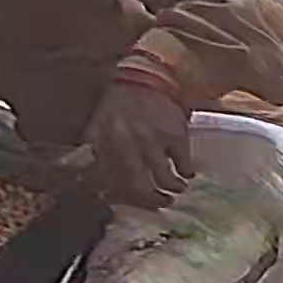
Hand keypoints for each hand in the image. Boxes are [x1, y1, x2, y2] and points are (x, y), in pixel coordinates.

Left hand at [84, 80, 191, 208]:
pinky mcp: (175, 139)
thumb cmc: (126, 102)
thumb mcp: (104, 121)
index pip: (107, 176)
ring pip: (162, 178)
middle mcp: (124, 141)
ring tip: (178, 187)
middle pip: (136, 182)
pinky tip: (186, 171)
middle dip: (150, 198)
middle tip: (161, 203)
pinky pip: (182, 166)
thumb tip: (97, 171)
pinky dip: (185, 171)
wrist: (150, 79)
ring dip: (173, 187)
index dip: (119, 193)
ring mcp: (150, 140)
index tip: (130, 200)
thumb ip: (101, 145)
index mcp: (103, 138)